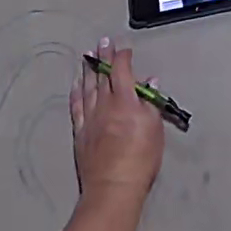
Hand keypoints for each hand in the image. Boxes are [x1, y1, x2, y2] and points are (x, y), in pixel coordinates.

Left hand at [70, 37, 163, 203]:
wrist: (113, 187)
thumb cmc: (140, 158)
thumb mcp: (155, 128)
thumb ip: (151, 103)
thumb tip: (150, 82)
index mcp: (124, 101)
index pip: (122, 71)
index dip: (122, 57)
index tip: (123, 48)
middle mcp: (104, 104)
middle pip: (103, 75)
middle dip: (104, 57)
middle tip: (102, 43)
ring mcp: (89, 118)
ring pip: (87, 87)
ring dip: (88, 70)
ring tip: (88, 57)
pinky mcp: (80, 132)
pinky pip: (76, 107)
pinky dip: (76, 93)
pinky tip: (76, 85)